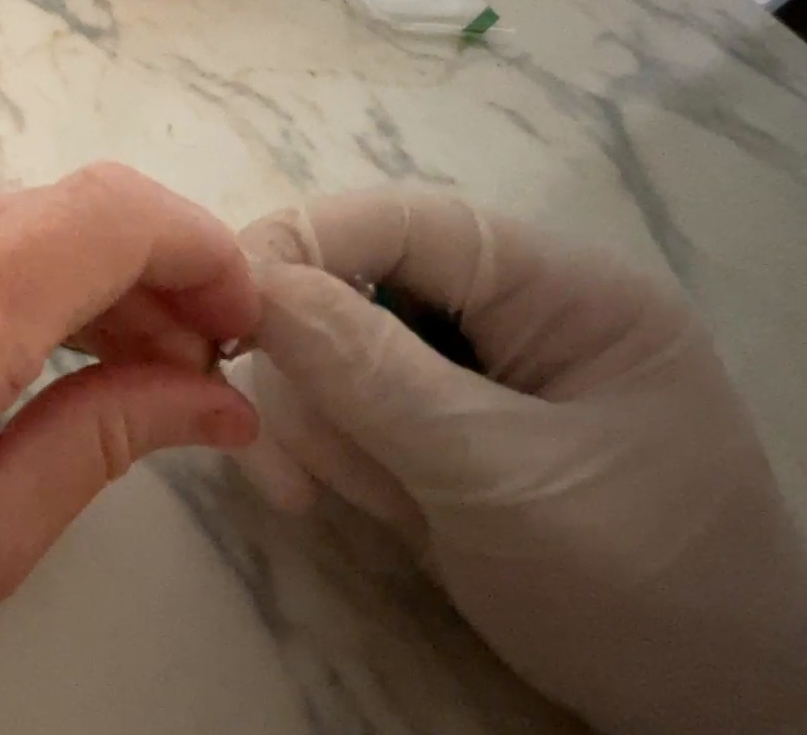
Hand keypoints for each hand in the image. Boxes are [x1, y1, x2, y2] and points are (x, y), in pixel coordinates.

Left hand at [0, 162, 260, 730]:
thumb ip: (108, 439)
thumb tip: (216, 399)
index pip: (103, 214)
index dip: (197, 247)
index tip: (236, 316)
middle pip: (58, 209)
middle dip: (147, 271)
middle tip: (192, 360)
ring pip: (4, 219)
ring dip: (79, 275)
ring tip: (127, 361)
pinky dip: (11, 277)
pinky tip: (36, 344)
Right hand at [233, 190, 806, 734]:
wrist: (681, 715)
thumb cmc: (633, 592)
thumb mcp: (502, 479)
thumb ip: (376, 376)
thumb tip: (258, 285)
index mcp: (559, 290)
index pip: (403, 221)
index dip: (302, 244)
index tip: (226, 314)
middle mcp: (494, 308)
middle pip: (339, 282)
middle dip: (301, 368)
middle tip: (284, 458)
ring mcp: (443, 364)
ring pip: (309, 344)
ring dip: (304, 424)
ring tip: (338, 501)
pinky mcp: (403, 413)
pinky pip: (313, 397)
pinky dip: (302, 445)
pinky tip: (325, 499)